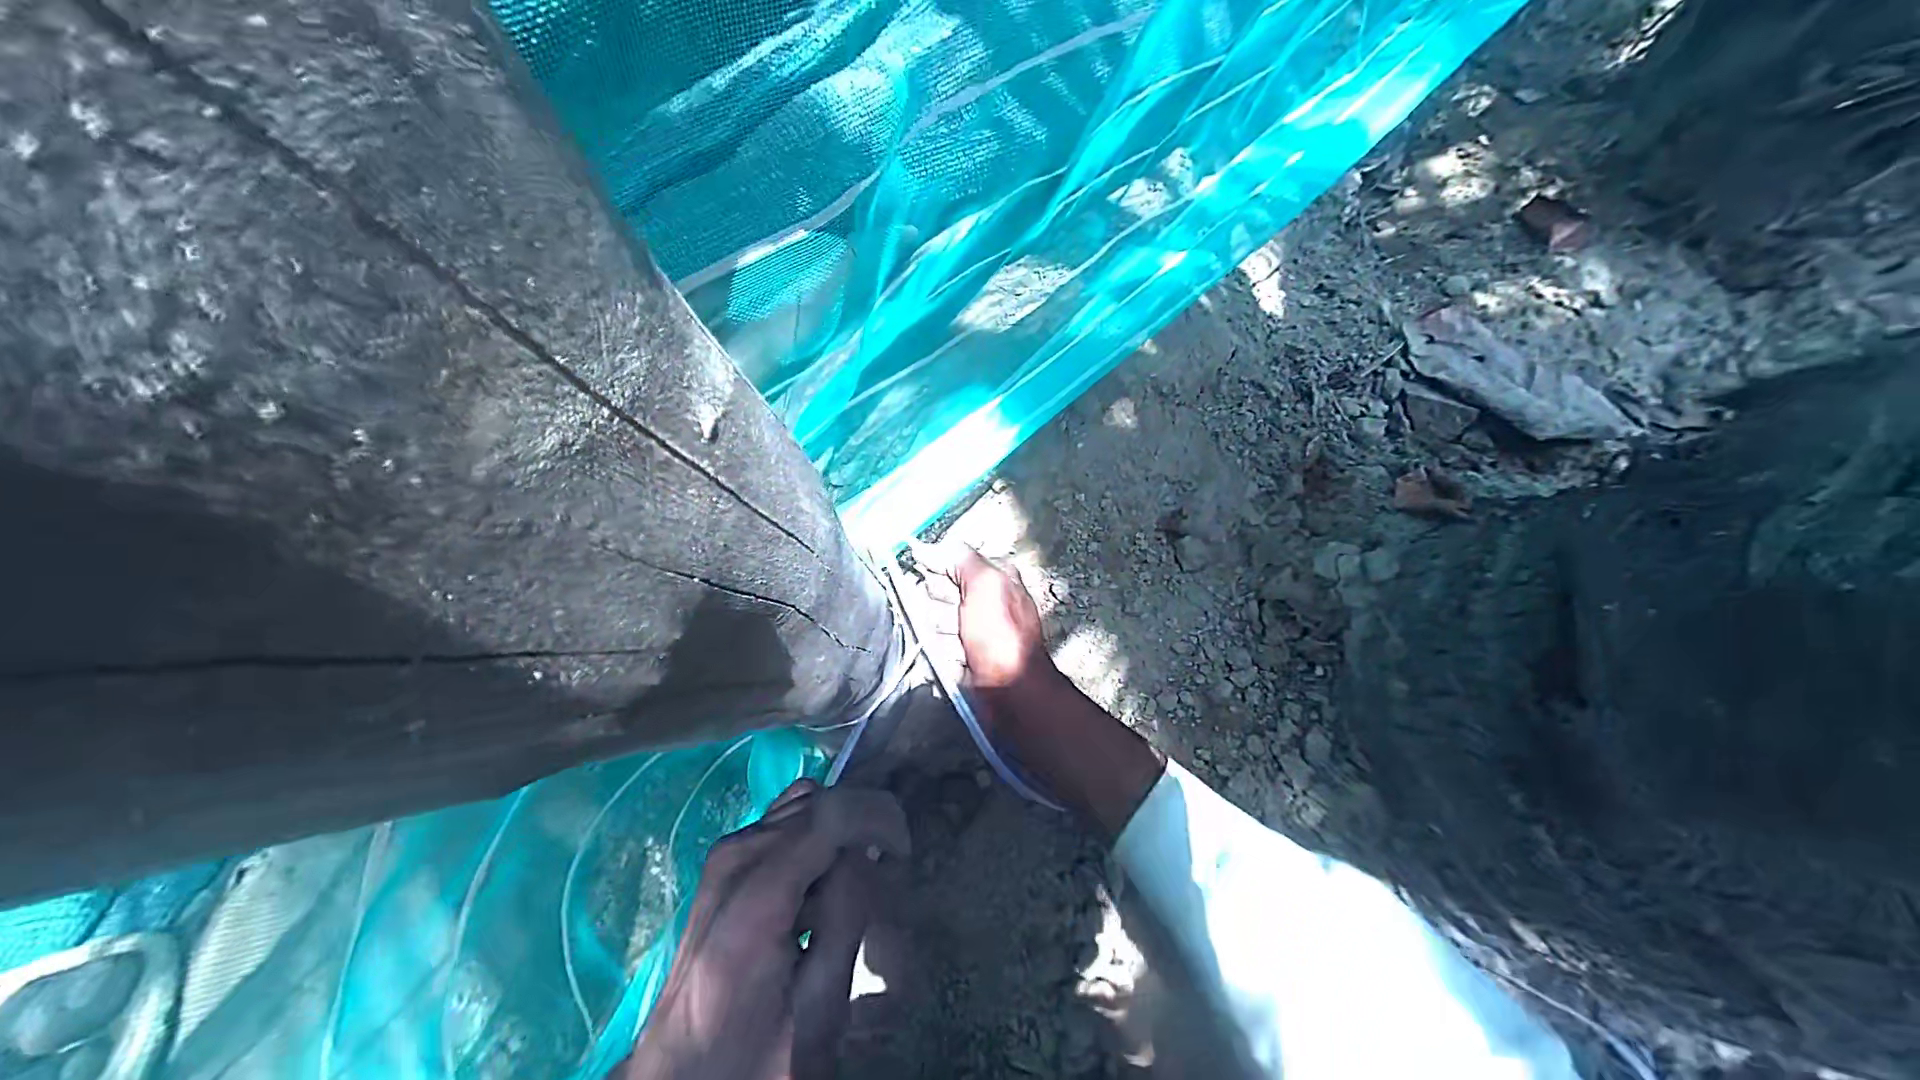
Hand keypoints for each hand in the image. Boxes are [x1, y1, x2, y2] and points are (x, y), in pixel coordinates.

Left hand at [621, 780, 909, 1079]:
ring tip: (856, 878)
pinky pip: (787, 821)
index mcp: (756, 893)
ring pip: (805, 802)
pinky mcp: (727, 861)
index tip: (904, 854)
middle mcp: (737, 856)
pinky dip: (817, 834)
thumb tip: (868, 854)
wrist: (683, 1075)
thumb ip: (848, 917)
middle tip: (888, 871)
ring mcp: (727, 853)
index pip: (832, 813)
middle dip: (864, 824)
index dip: (879, 819)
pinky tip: (822, 880)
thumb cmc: (754, 1053)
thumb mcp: (818, 1003)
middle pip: (821, 801)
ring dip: (840, 828)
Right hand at [911, 541, 1162, 836]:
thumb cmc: (1002, 639)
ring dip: (939, 632)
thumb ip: (964, 560)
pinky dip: (942, 652)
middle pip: (942, 591)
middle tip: (952, 620)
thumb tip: (936, 549)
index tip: (934, 583)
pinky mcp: (968, 653)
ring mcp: (978, 628)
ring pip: (937, 619)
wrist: (1010, 694)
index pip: (954, 560)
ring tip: (956, 645)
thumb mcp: (986, 585)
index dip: (940, 572)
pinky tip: (954, 659)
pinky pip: (941, 645)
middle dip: (938, 605)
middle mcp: (990, 599)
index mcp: (999, 576)